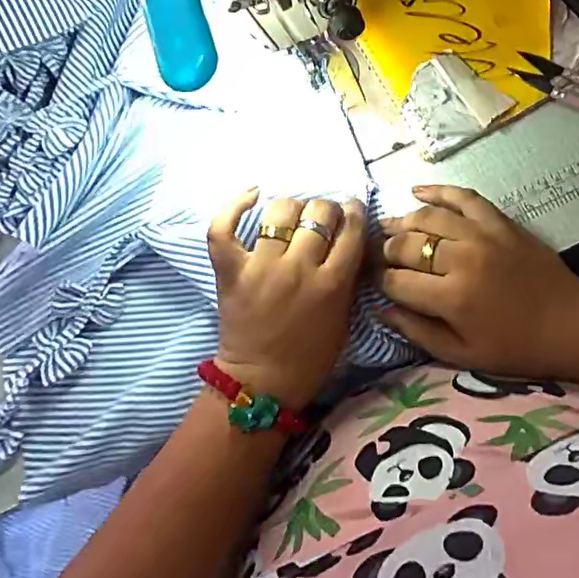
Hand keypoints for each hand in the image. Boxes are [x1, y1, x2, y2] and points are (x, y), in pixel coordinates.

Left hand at [207, 190, 367, 409]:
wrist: (263, 382)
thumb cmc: (312, 353)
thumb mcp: (344, 314)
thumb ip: (348, 275)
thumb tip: (349, 237)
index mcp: (333, 282)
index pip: (351, 228)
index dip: (353, 211)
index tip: (350, 210)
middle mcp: (299, 268)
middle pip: (319, 213)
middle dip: (325, 209)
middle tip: (320, 218)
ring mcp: (261, 267)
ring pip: (280, 210)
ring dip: (291, 207)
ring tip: (290, 215)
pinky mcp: (230, 271)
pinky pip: (224, 227)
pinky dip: (234, 206)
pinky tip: (252, 195)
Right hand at [378, 185, 578, 380]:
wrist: (570, 323)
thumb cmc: (516, 347)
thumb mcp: (463, 355)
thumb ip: (418, 332)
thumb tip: (381, 308)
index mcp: (451, 299)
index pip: (396, 281)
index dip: (380, 281)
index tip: (377, 282)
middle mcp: (462, 261)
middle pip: (407, 245)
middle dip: (386, 250)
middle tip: (379, 256)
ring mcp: (482, 235)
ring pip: (429, 218)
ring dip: (403, 220)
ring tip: (388, 226)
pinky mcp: (499, 222)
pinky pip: (463, 198)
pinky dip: (439, 191)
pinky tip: (418, 192)